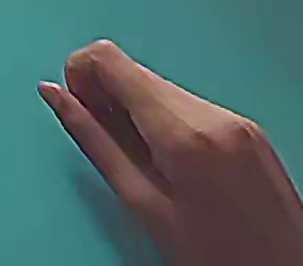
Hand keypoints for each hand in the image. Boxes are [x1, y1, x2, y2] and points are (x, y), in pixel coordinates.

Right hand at [40, 41, 302, 265]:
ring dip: (133, 106)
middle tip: (102, 135)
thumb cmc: (219, 262)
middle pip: (132, 69)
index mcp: (183, 131)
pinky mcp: (249, 129)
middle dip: (104, 91)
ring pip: (156, 84)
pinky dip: (163, 117)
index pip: (108, 58)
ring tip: (138, 156)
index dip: (79, 71)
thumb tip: (52, 92)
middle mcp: (212, 112)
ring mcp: (236, 118)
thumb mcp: (143, 205)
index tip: (75, 102)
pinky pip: (185, 102)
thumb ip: (93, 139)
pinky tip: (169, 160)